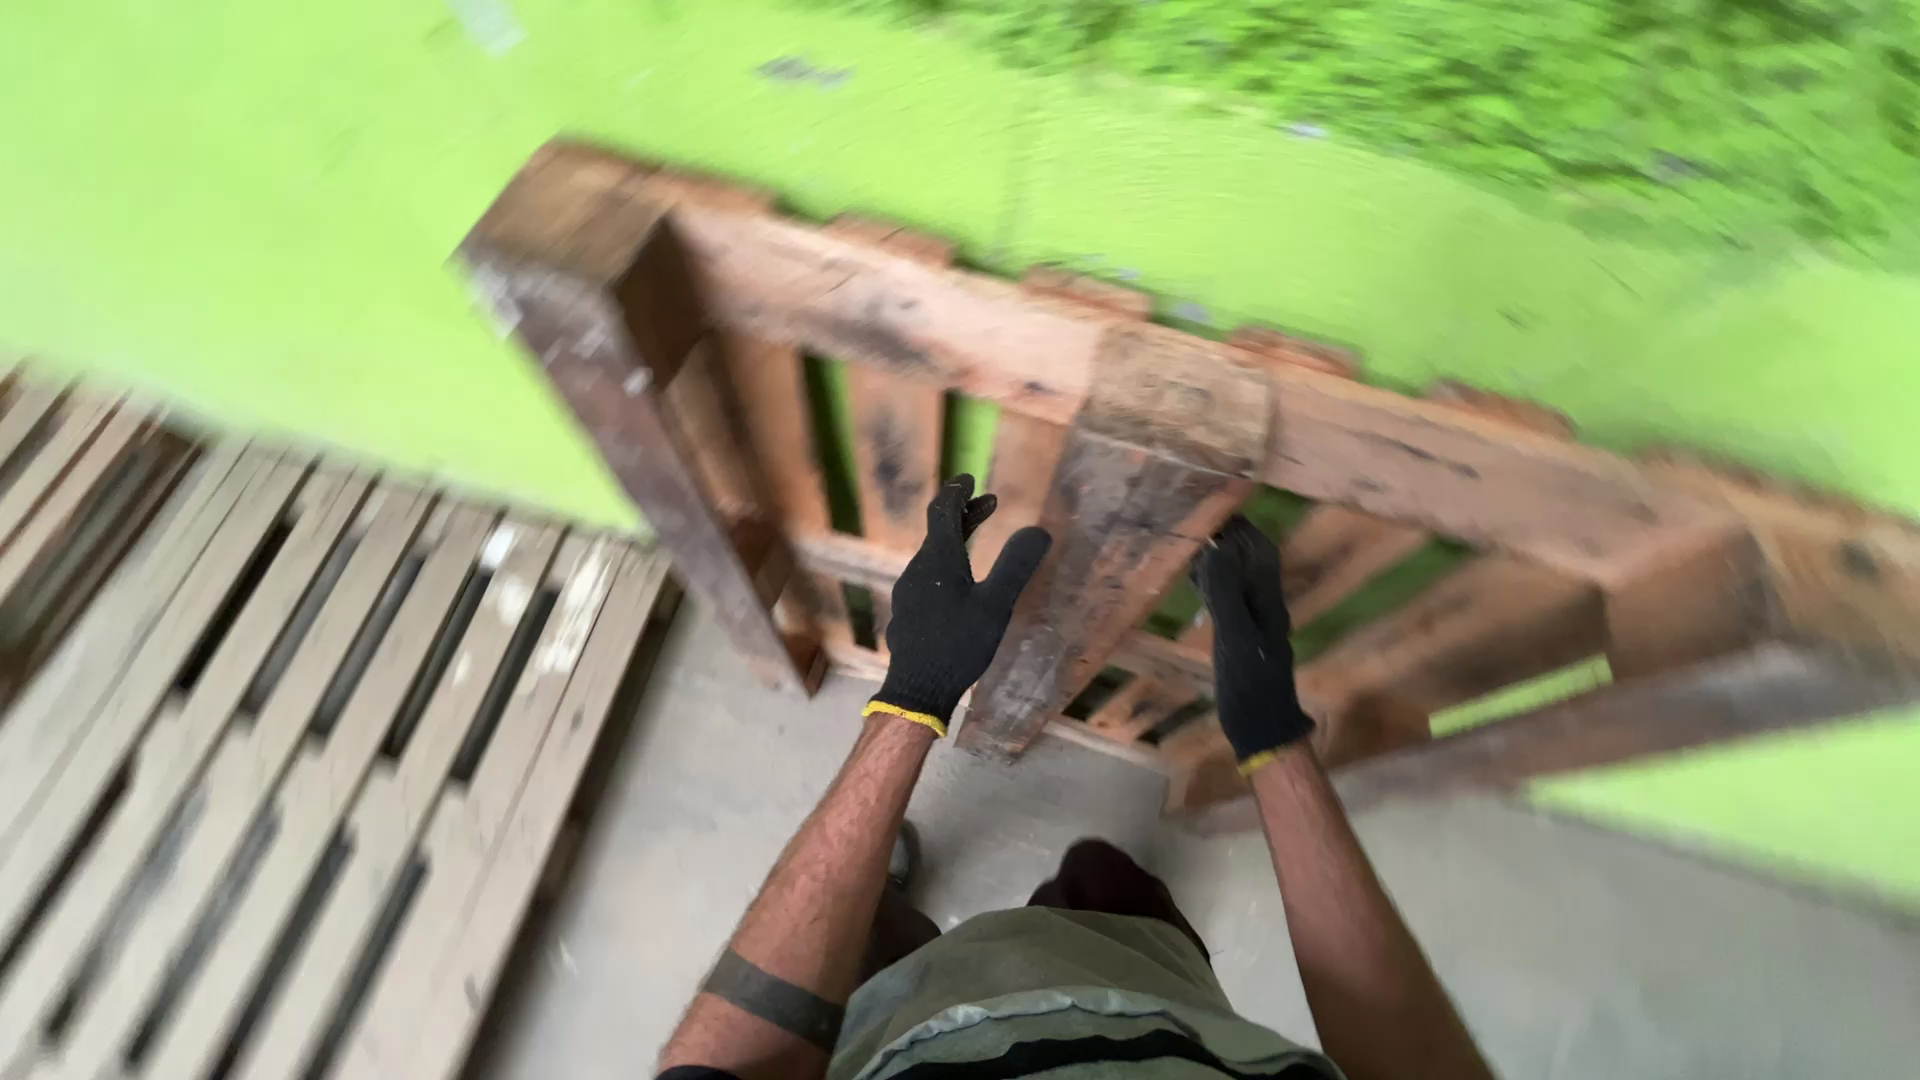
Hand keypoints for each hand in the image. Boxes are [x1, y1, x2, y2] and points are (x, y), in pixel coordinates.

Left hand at [866, 475, 1051, 736]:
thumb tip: (1039, 530)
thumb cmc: (958, 644)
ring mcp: (909, 592)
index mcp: (937, 560)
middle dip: (963, 514)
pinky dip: (947, 563)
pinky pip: (928, 575)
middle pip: (938, 531)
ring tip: (977, 539)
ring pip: (933, 555)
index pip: (942, 512)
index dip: (957, 492)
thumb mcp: (995, 605)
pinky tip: (960, 584)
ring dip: (955, 539)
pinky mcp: (908, 612)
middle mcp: (917, 569)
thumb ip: (1015, 566)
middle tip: (988, 504)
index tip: (969, 477)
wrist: (917, 689)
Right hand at [1194, 514, 1313, 770]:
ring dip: (1219, 560)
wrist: (1260, 726)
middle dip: (1229, 540)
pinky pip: (1227, 599)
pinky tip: (1194, 582)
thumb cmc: (1249, 682)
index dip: (1243, 529)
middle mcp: (1264, 606)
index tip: (1218, 509)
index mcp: (1268, 601)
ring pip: (1238, 580)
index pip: (1260, 552)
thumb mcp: (1235, 636)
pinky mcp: (1240, 636)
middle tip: (1198, 523)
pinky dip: (1212, 584)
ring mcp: (1253, 622)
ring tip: (1193, 544)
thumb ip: (1226, 593)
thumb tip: (1216, 550)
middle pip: (1250, 562)